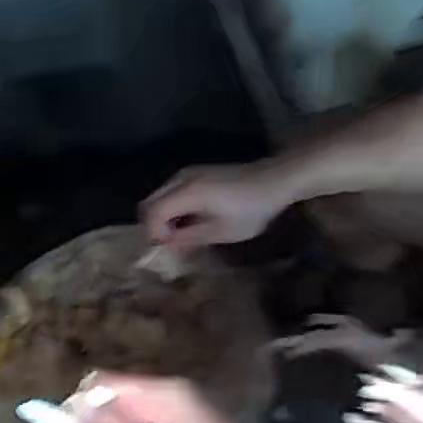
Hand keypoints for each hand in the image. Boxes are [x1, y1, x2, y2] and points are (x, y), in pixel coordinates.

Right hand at [141, 162, 294, 248]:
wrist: (276, 179)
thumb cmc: (252, 209)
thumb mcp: (222, 231)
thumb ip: (189, 238)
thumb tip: (167, 245)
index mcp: (187, 193)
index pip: (152, 213)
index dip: (154, 234)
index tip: (169, 248)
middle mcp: (180, 179)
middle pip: (147, 204)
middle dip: (153, 227)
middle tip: (170, 243)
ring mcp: (185, 174)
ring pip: (156, 198)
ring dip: (161, 218)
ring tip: (180, 234)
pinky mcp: (193, 174)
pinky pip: (168, 193)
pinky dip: (170, 209)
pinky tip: (189, 220)